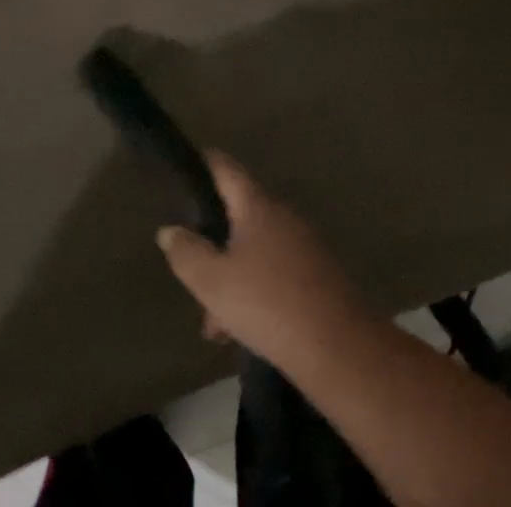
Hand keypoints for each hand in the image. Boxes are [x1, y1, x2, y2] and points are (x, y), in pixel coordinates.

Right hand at [155, 153, 374, 368]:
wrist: (339, 347)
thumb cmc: (267, 303)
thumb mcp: (212, 282)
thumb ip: (186, 252)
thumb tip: (171, 230)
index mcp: (258, 207)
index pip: (227, 169)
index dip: (204, 163)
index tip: (185, 165)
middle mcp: (285, 218)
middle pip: (240, 217)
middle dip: (212, 244)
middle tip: (190, 270)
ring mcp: (306, 247)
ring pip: (255, 253)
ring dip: (231, 280)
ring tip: (213, 325)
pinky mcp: (319, 277)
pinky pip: (275, 275)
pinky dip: (254, 295)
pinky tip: (240, 331)